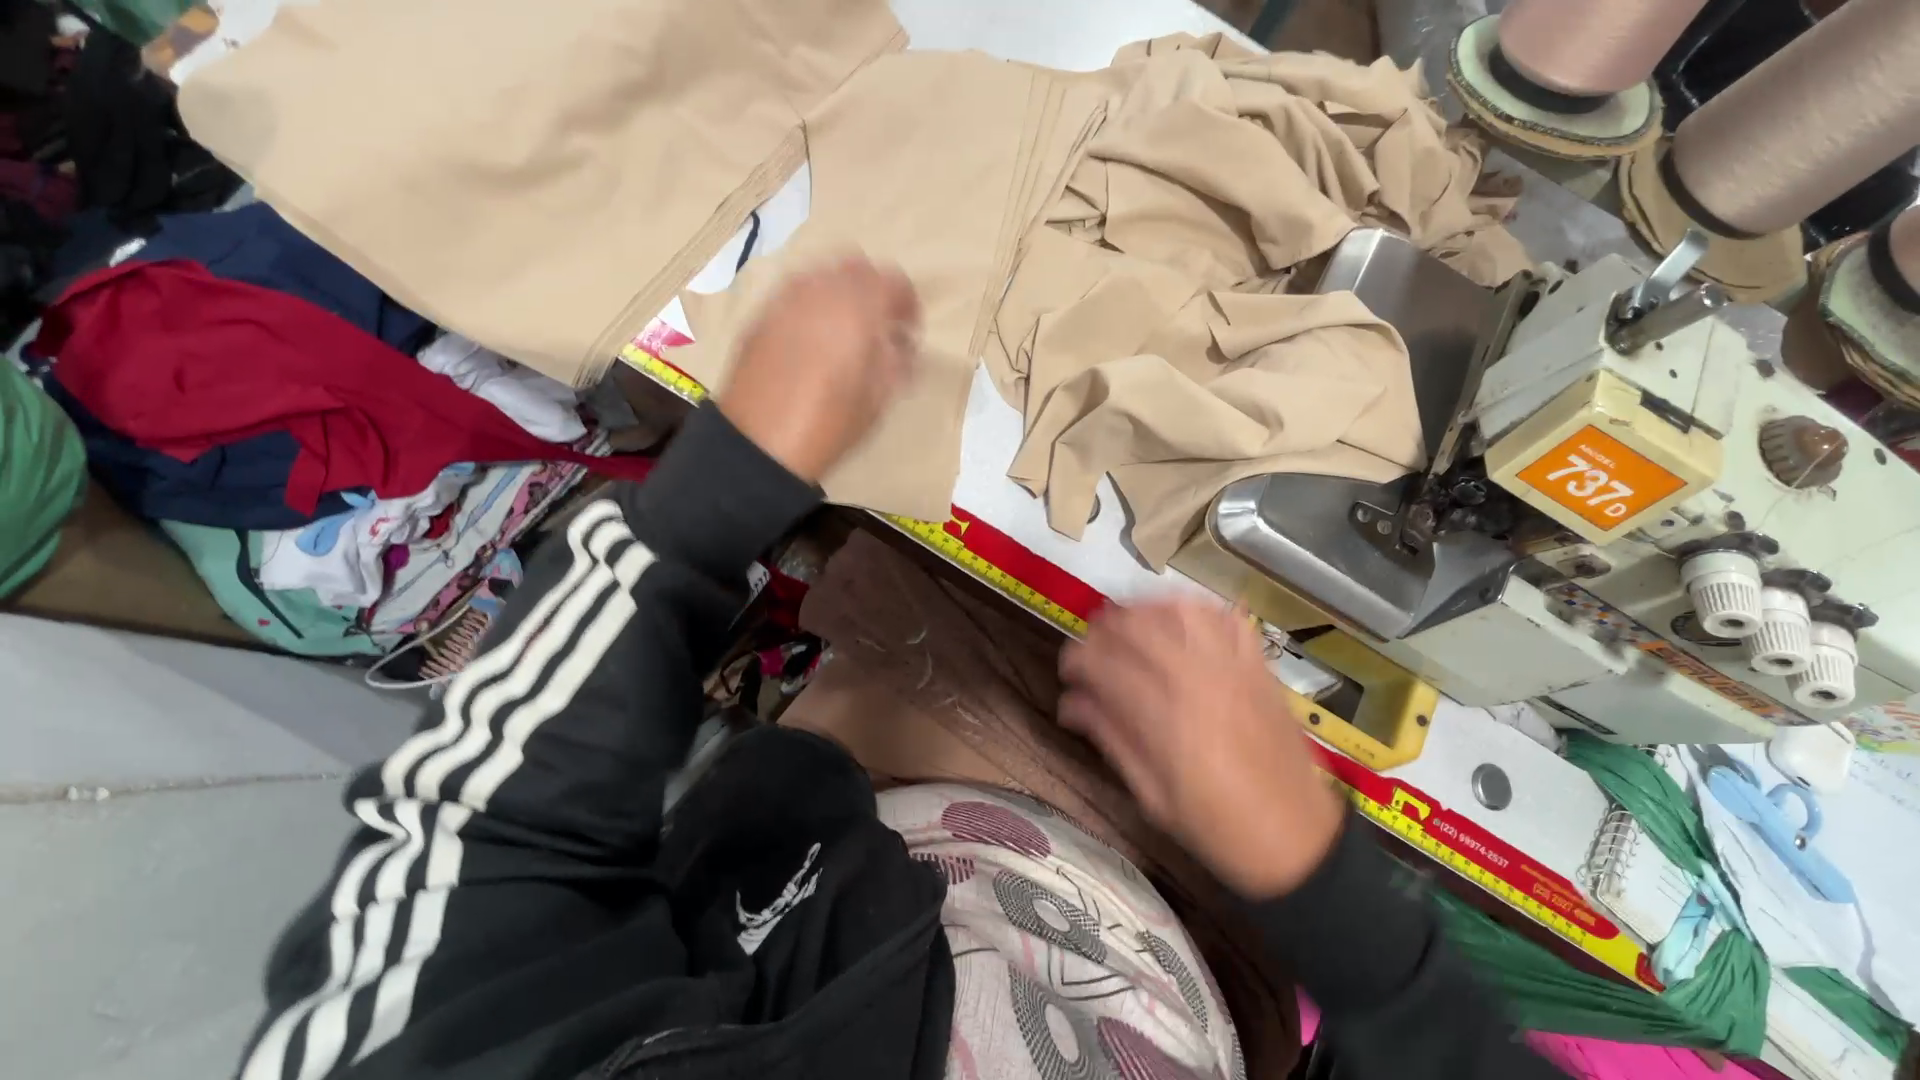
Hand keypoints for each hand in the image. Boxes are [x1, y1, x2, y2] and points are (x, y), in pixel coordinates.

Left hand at [718, 254, 920, 482]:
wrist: (758, 444)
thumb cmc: (828, 425)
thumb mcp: (878, 400)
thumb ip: (898, 360)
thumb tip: (903, 342)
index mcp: (858, 309)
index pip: (894, 281)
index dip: (908, 304)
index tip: (908, 331)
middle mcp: (821, 291)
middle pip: (857, 267)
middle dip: (873, 290)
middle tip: (879, 325)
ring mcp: (786, 299)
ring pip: (823, 274)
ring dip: (841, 293)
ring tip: (845, 330)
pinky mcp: (761, 314)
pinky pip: (796, 293)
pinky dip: (813, 304)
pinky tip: (813, 337)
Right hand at [1058, 596, 1345, 897]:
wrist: (1296, 837)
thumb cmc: (1216, 826)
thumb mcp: (1151, 796)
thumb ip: (1111, 739)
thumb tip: (1071, 704)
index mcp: (1162, 716)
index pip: (1101, 663)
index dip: (1075, 660)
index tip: (1067, 672)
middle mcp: (1194, 678)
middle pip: (1135, 626)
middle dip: (1102, 630)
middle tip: (1092, 649)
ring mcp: (1231, 666)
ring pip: (1178, 610)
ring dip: (1145, 611)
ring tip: (1131, 627)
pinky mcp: (1258, 666)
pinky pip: (1225, 618)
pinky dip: (1197, 610)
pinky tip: (1180, 623)